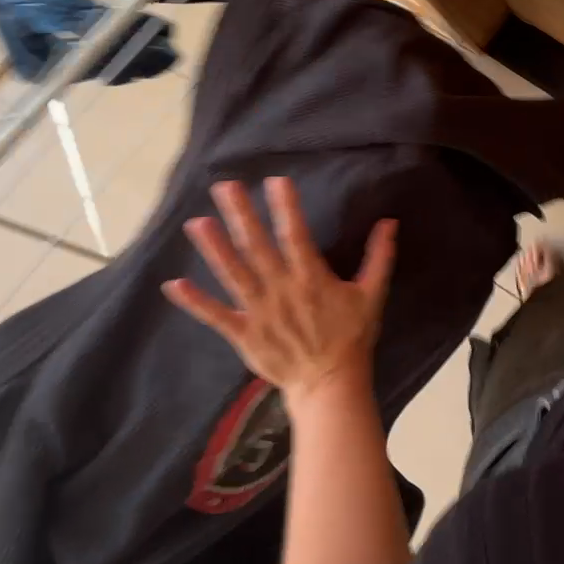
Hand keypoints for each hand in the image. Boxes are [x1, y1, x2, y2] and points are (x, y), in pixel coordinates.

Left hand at [163, 177, 397, 406]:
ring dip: (213, 248)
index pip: (296, 236)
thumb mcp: (373, 293)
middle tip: (224, 187)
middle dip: (241, 216)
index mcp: (312, 278)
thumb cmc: (353, 334)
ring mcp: (258, 312)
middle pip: (257, 247)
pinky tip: (174, 283)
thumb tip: (389, 222)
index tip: (276, 181)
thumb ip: (379, 256)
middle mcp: (282, 290)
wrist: (330, 381)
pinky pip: (215, 316)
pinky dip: (194, 301)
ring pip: (232, 274)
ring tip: (196, 222)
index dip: (285, 208)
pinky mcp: (242, 334)